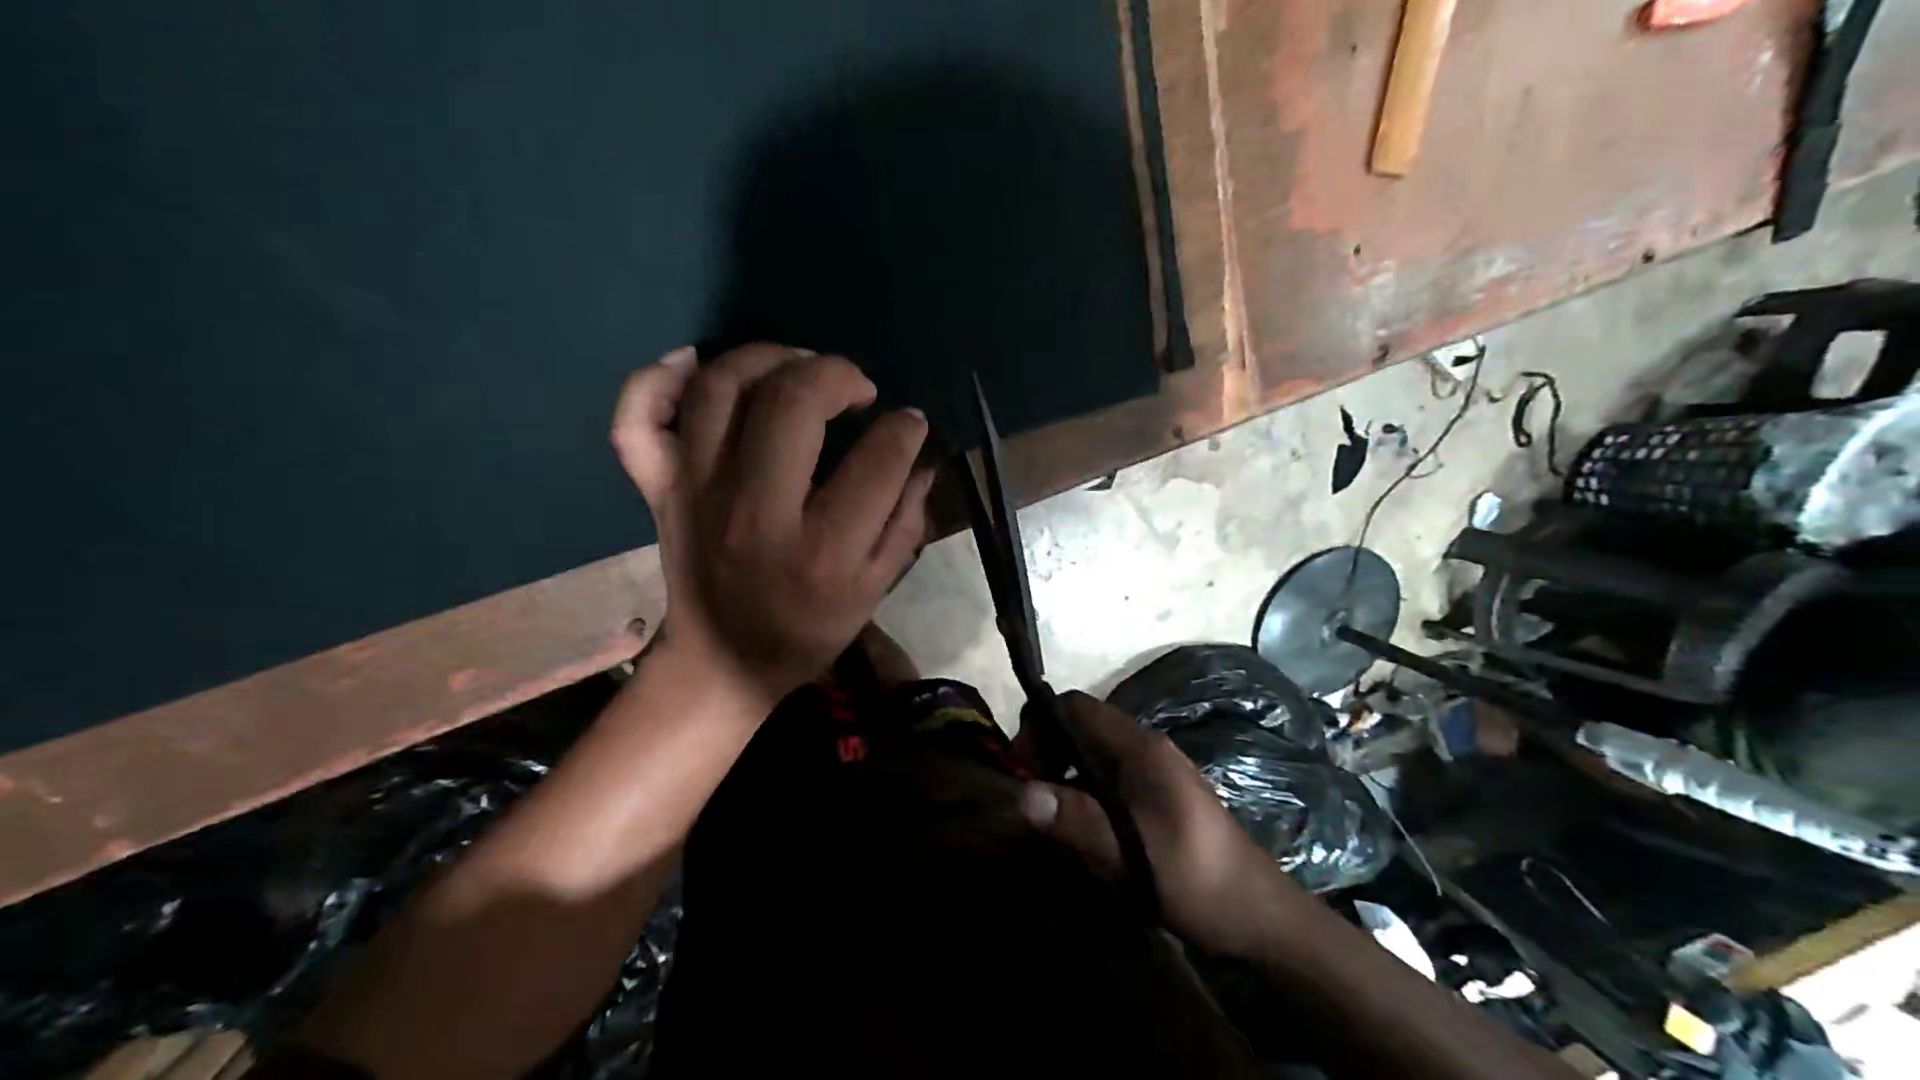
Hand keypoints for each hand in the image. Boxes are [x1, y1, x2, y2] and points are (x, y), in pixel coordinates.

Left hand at [611, 344, 933, 709]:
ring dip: (768, 358)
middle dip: (838, 375)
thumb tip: (922, 455)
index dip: (904, 429)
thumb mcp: (874, 590)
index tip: (908, 423)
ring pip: (721, 390)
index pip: (878, 459)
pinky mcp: (660, 492)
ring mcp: (696, 495)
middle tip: (858, 388)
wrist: (722, 662)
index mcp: (822, 551)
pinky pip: (638, 421)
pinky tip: (694, 361)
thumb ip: (905, 521)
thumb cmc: (807, 630)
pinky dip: (658, 379)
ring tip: (800, 367)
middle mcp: (755, 512)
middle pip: (792, 403)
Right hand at [1020, 692, 1308, 954]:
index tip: (1023, 766)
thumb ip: (1077, 822)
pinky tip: (1084, 822)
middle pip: (1083, 725)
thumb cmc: (1197, 881)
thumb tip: (1022, 794)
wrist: (1261, 915)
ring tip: (1051, 811)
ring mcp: (1157, 768)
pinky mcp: (1161, 790)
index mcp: (1141, 748)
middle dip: (1048, 750)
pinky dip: (1086, 786)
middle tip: (1032, 793)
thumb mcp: (1130, 858)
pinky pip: (1111, 772)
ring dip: (1066, 771)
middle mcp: (1147, 746)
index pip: (1077, 706)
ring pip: (1095, 750)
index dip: (1041, 725)